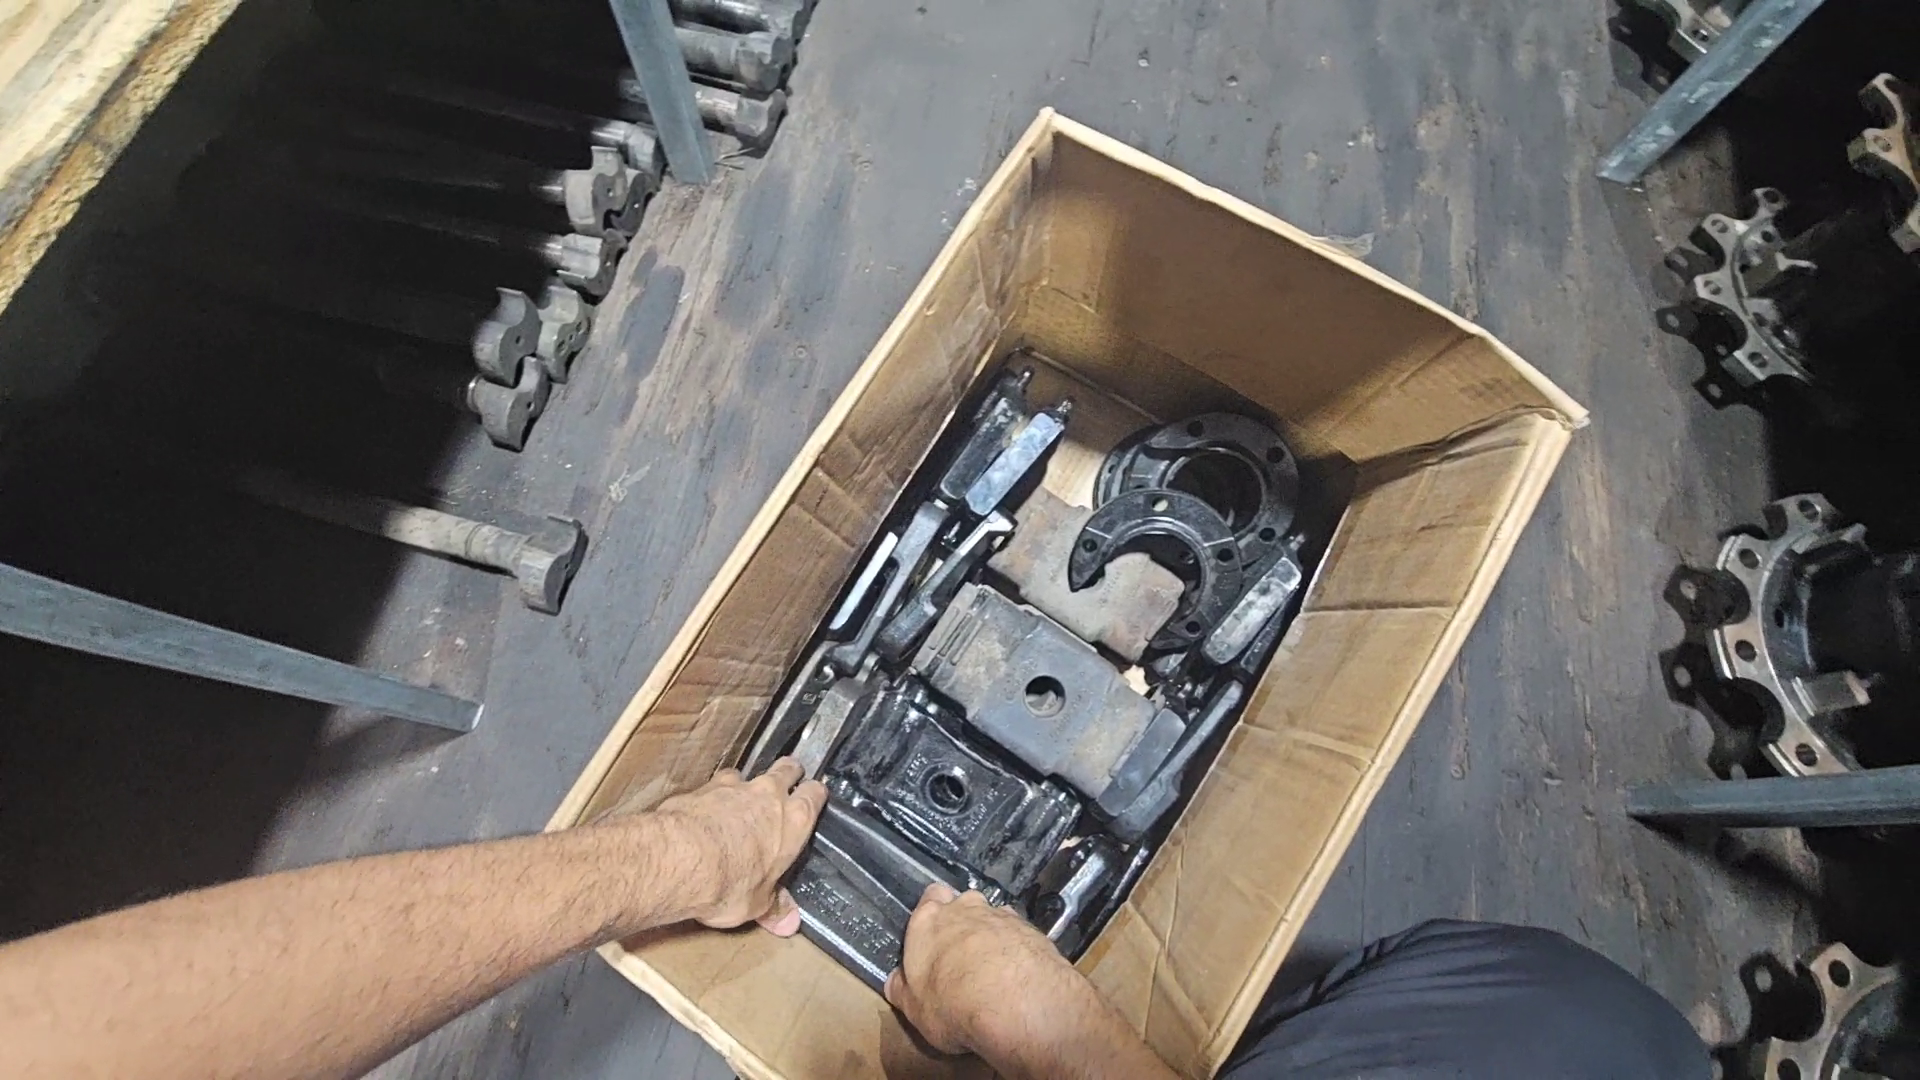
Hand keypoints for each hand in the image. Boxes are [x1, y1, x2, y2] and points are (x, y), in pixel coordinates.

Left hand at [650, 758, 826, 935]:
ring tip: (738, 807)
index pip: (816, 793)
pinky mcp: (704, 787)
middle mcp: (770, 794)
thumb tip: (788, 922)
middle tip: (784, 788)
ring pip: (750, 774)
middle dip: (788, 774)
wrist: (679, 859)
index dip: (814, 796)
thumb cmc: (728, 882)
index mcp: (794, 820)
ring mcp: (736, 786)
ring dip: (747, 788)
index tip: (810, 801)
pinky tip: (706, 813)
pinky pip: (716, 785)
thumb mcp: (756, 904)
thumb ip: (774, 906)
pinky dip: (714, 796)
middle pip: (788, 768)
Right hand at [885, 883, 1089, 1054]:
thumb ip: (902, 990)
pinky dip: (1014, 945)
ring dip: (989, 933)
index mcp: (928, 921)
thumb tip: (894, 981)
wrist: (1012, 1000)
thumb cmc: (952, 1004)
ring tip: (992, 967)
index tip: (933, 938)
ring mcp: (997, 913)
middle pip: (960, 902)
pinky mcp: (1026, 926)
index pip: (928, 897)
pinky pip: (1015, 930)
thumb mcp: (914, 1010)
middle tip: (962, 954)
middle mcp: (962, 908)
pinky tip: (1016, 970)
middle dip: (961, 920)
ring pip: (990, 915)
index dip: (932, 914)